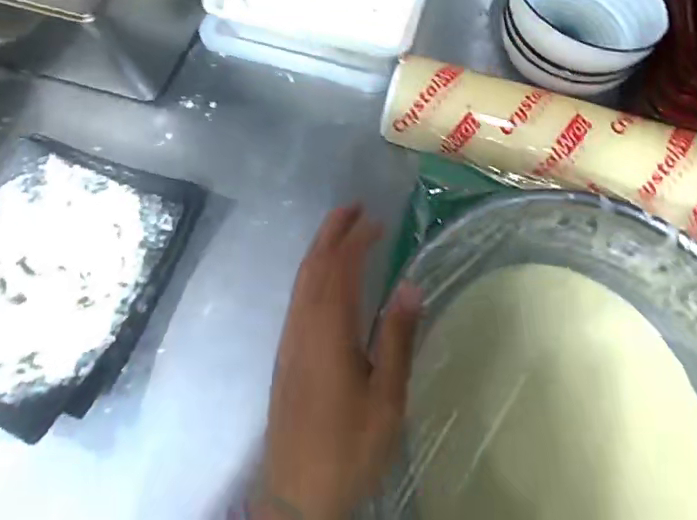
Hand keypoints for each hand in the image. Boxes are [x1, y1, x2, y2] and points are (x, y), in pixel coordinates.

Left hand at [254, 204, 423, 519]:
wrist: (296, 499)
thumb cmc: (349, 448)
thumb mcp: (387, 399)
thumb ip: (397, 339)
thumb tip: (411, 284)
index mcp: (328, 334)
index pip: (340, 271)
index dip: (358, 240)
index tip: (379, 220)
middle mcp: (303, 330)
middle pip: (313, 268)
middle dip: (332, 233)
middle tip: (355, 206)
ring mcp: (290, 344)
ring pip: (301, 283)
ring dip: (320, 250)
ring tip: (342, 230)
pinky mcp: (286, 359)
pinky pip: (297, 299)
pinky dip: (312, 273)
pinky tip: (326, 279)